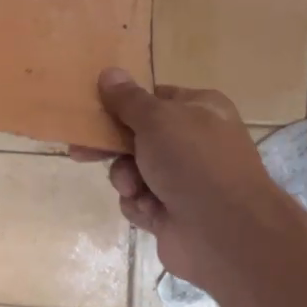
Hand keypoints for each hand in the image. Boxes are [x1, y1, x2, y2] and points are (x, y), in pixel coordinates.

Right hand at [92, 68, 291, 289]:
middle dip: (114, 146)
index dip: (125, 104)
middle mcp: (194, 142)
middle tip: (80, 151)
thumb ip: (128, 99)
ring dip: (126, 178)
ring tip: (133, 188)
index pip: (155, 98)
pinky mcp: (172, 214)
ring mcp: (185, 180)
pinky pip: (139, 201)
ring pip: (133, 170)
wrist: (225, 234)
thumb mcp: (157, 119)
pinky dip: (139, 205)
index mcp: (200, 110)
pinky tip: (150, 211)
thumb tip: (109, 72)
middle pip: (139, 135)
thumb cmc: (194, 161)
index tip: (96, 109)